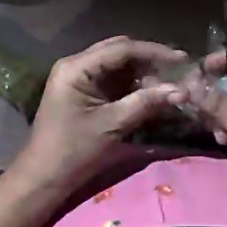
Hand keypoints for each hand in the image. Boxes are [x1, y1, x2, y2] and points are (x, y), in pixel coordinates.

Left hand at [12, 37, 187, 193]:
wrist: (44, 178)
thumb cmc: (74, 151)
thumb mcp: (113, 125)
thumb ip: (146, 103)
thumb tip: (181, 91)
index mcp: (76, 67)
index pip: (122, 49)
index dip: (154, 52)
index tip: (182, 59)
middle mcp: (76, 64)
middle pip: (120, 51)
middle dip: (150, 60)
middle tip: (178, 70)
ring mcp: (78, 77)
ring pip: (118, 64)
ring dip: (143, 72)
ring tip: (169, 83)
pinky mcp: (83, 91)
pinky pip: (113, 78)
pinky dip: (133, 83)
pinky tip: (152, 91)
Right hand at [184, 48, 226, 208]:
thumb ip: (220, 106)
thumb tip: (190, 82)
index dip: (210, 62)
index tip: (189, 79)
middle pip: (224, 80)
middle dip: (209, 95)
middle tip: (197, 113)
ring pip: (223, 102)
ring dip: (215, 116)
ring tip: (220, 136)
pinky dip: (222, 129)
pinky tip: (224, 143)